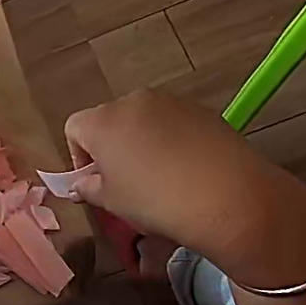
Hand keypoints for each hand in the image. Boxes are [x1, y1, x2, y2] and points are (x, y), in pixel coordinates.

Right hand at [63, 91, 305, 282]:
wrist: (231, 199)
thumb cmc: (156, 201)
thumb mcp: (113, 202)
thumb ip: (88, 188)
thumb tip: (80, 185)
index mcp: (102, 121)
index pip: (74, 128)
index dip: (79, 156)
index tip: (96, 182)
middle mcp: (132, 102)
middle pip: (108, 120)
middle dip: (110, 147)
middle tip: (125, 181)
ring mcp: (170, 102)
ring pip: (141, 120)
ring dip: (140, 142)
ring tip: (159, 176)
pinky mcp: (201, 109)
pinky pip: (172, 122)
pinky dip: (170, 140)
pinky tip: (186, 169)